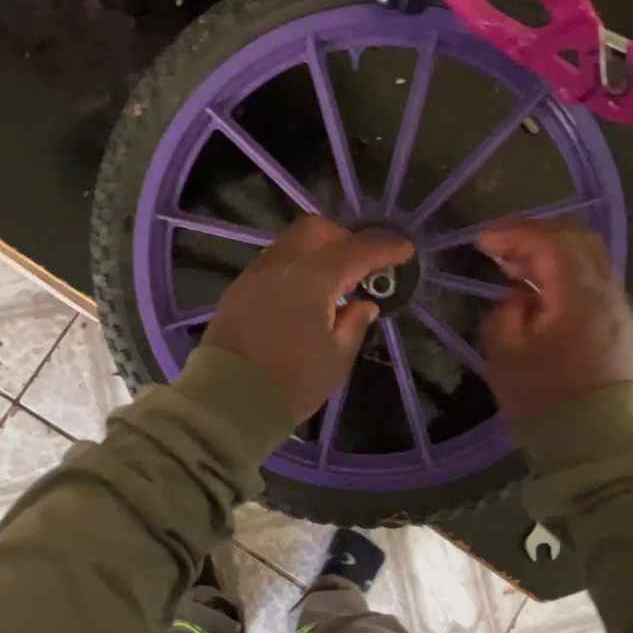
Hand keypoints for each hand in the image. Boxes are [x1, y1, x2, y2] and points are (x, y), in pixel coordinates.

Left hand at [204, 216, 414, 420]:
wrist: (227, 402)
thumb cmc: (291, 383)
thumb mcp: (336, 359)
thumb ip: (354, 323)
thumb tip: (363, 304)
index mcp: (310, 279)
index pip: (355, 251)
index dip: (384, 248)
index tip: (404, 250)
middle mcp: (279, 266)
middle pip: (315, 230)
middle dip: (344, 238)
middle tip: (361, 264)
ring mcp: (253, 276)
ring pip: (290, 244)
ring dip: (316, 252)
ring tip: (332, 282)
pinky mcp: (236, 292)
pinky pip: (272, 265)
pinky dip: (294, 268)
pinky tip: (302, 295)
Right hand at [476, 219, 632, 422]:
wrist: (599, 447)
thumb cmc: (546, 401)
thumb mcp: (506, 356)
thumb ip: (505, 314)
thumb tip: (518, 299)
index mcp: (581, 295)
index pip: (551, 241)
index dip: (515, 233)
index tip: (482, 241)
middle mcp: (608, 293)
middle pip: (578, 241)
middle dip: (536, 236)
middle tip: (501, 249)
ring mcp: (619, 311)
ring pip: (589, 261)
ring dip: (551, 256)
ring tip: (516, 272)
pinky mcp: (620, 330)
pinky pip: (592, 285)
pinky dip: (564, 277)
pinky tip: (540, 297)